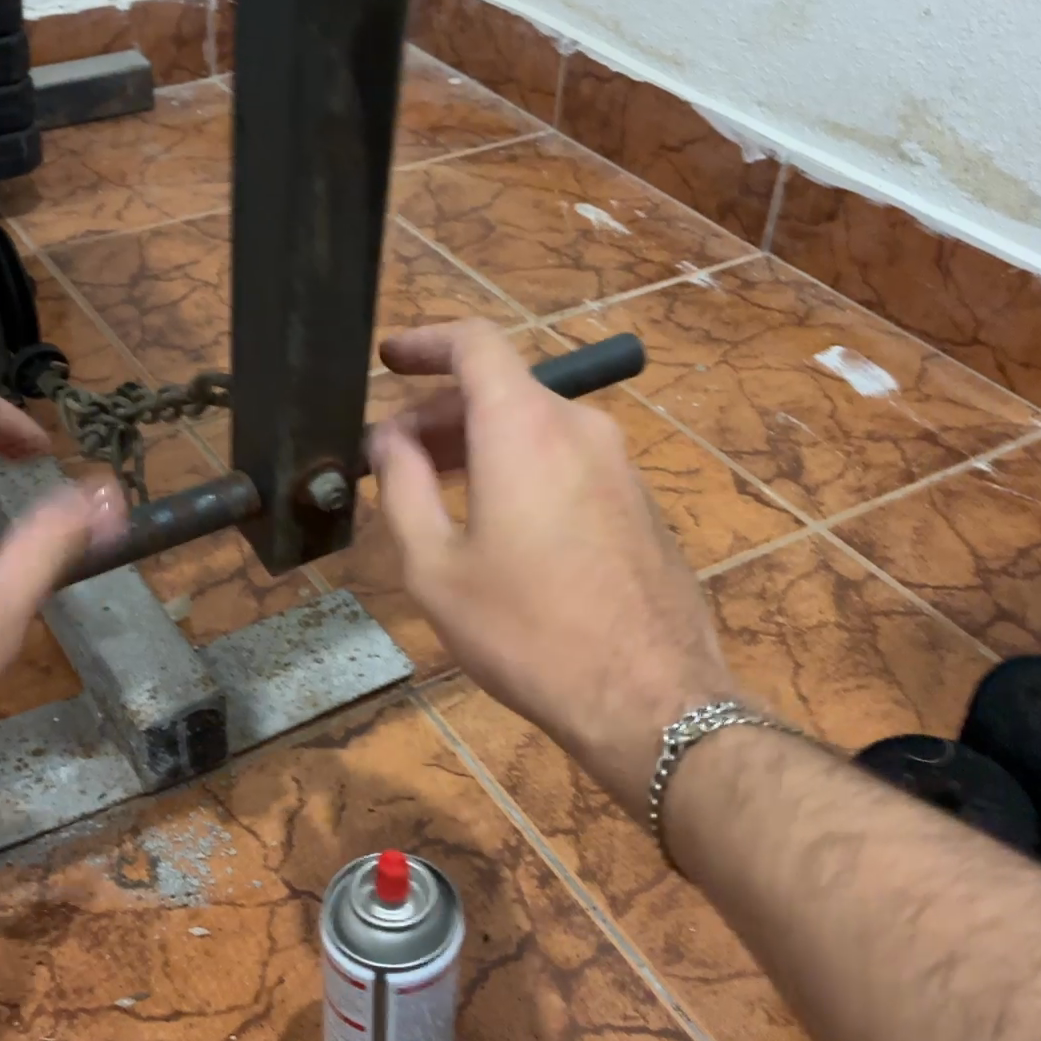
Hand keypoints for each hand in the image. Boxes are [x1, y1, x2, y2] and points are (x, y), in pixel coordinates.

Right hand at [368, 322, 737, 814]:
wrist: (650, 698)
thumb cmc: (525, 631)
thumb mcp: (436, 566)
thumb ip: (402, 489)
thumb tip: (390, 440)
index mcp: (524, 428)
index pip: (474, 344)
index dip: (425, 341)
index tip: (390, 358)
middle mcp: (578, 428)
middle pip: (501, 390)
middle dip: (439, 412)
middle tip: (396, 456)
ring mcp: (618, 464)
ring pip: (534, 427)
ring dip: (478, 444)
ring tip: (436, 491)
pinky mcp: (638, 502)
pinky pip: (566, 461)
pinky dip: (520, 468)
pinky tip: (497, 523)